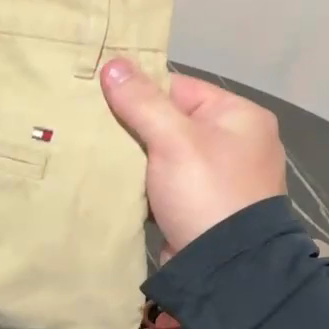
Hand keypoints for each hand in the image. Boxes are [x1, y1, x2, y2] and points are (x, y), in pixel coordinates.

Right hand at [99, 59, 286, 250]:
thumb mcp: (172, 140)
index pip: (177, 87)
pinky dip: (140, 180)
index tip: (97, 100)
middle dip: (130, 126)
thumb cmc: (206, 191)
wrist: (225, 265)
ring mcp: (217, 174)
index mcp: (239, 115)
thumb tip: (113, 63)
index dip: (137, 92)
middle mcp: (233, 140)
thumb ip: (141, 102)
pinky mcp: (200, 203)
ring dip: (132, 156)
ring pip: (162, 152)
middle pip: (168, 119)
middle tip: (90, 129)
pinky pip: (163, 180)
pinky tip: (114, 182)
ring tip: (94, 154)